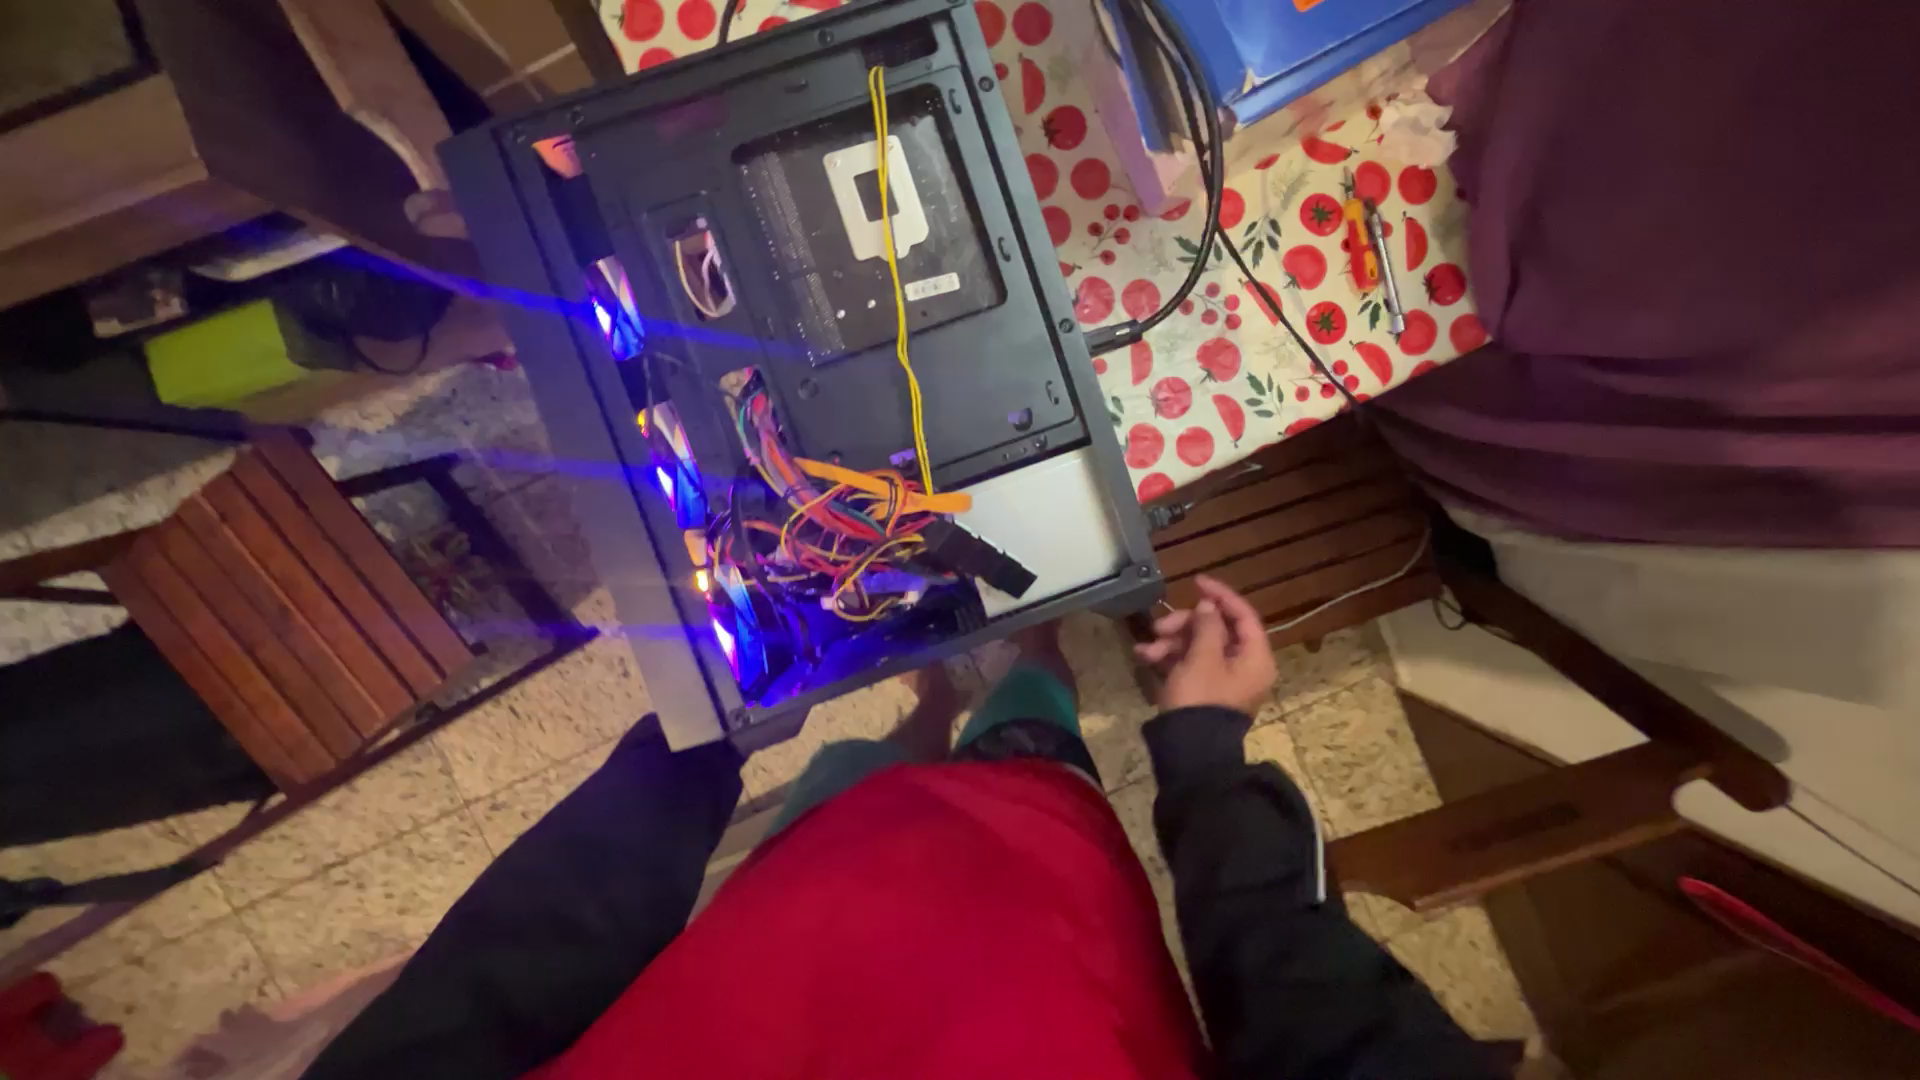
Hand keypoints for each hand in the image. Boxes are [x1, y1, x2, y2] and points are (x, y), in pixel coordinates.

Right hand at [1133, 574, 1275, 713]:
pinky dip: (1169, 658)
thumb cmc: (1201, 699)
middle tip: (1160, 627)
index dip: (1220, 596)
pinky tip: (1145, 657)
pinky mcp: (1204, 691)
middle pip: (1216, 630)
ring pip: (1198, 646)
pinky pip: (1189, 664)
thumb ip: (1206, 627)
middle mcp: (1244, 666)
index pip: (1243, 615)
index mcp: (1255, 657)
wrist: (1189, 751)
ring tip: (1146, 650)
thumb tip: (1208, 607)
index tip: (1196, 582)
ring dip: (1171, 642)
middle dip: (1185, 625)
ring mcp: (1223, 679)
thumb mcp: (1202, 658)